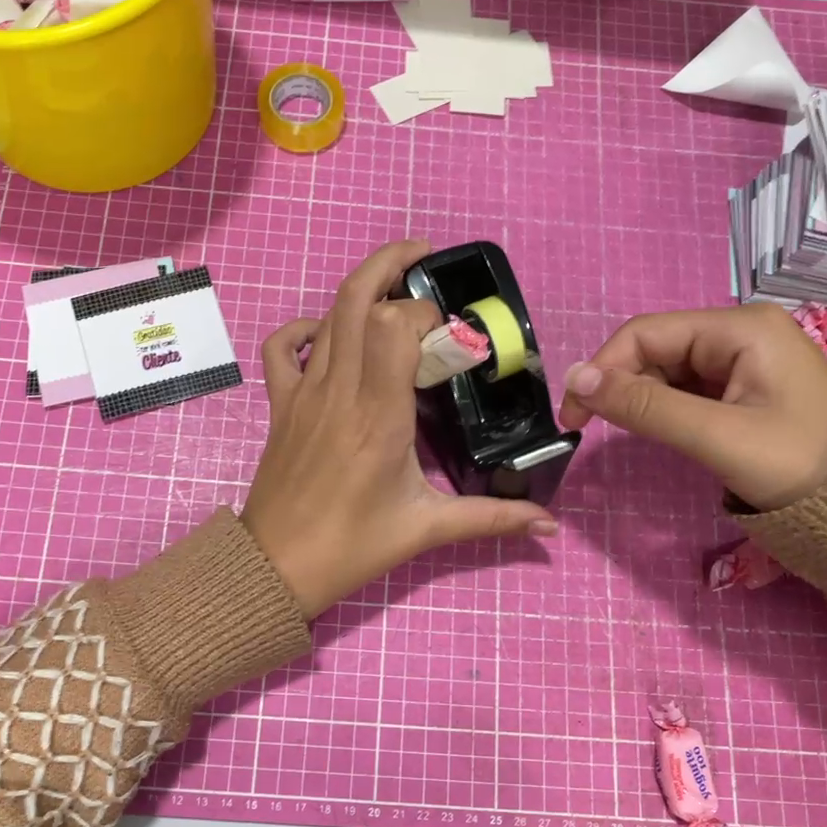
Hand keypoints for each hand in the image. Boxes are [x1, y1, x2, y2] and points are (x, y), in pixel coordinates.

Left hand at [242, 240, 558, 618]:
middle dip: (390, 264)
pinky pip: (282, 348)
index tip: (449, 341)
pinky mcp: (281, 405)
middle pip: (356, 298)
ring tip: (392, 287)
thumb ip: (493, 519)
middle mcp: (339, 390)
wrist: (276, 567)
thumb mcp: (427, 529)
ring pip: (326, 316)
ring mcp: (303, 394)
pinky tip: (329, 337)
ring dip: (360, 290)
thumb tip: (550, 527)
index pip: (395, 325)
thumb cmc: (352, 547)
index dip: (425, 314)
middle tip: (423, 259)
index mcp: (379, 415)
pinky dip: (304, 329)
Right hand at [557, 304, 826, 510]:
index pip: (646, 334)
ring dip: (642, 399)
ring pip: (668, 371)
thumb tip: (575, 379)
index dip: (602, 368)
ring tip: (634, 434)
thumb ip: (644, 406)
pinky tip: (661, 430)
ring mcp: (746, 361)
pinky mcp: (746, 388)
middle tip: (595, 431)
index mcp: (741, 329)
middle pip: (655, 349)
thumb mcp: (715, 436)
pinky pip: (689, 389)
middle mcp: (741, 333)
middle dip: (621, 385)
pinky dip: (666, 409)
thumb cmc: (797, 466)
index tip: (573, 416)